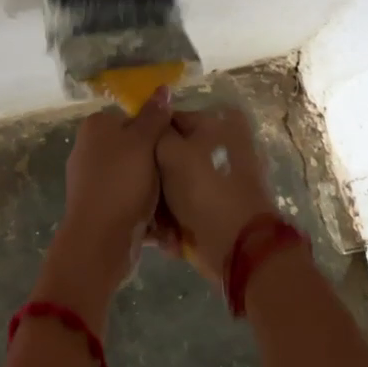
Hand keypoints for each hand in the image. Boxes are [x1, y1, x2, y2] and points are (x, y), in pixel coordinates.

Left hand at [34, 90, 172, 323]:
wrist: (99, 243)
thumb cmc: (122, 183)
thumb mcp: (144, 143)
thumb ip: (155, 116)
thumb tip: (163, 87)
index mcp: (96, 128)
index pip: (134, 120)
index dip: (158, 134)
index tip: (176, 150)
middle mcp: (90, 151)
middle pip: (137, 151)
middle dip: (159, 168)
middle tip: (181, 178)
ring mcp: (93, 183)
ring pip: (136, 181)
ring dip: (157, 196)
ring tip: (177, 207)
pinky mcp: (100, 211)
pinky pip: (130, 205)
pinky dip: (146, 214)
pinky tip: (164, 228)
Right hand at [153, 105, 276, 279]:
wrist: (239, 246)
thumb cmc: (204, 189)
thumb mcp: (172, 152)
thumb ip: (157, 132)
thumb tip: (151, 122)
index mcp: (220, 121)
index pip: (171, 120)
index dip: (149, 138)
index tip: (129, 159)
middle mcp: (225, 144)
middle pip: (174, 154)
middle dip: (155, 177)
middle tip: (139, 193)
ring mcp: (225, 177)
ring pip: (179, 183)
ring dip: (163, 204)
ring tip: (153, 222)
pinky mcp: (222, 207)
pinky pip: (190, 205)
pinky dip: (177, 221)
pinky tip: (167, 236)